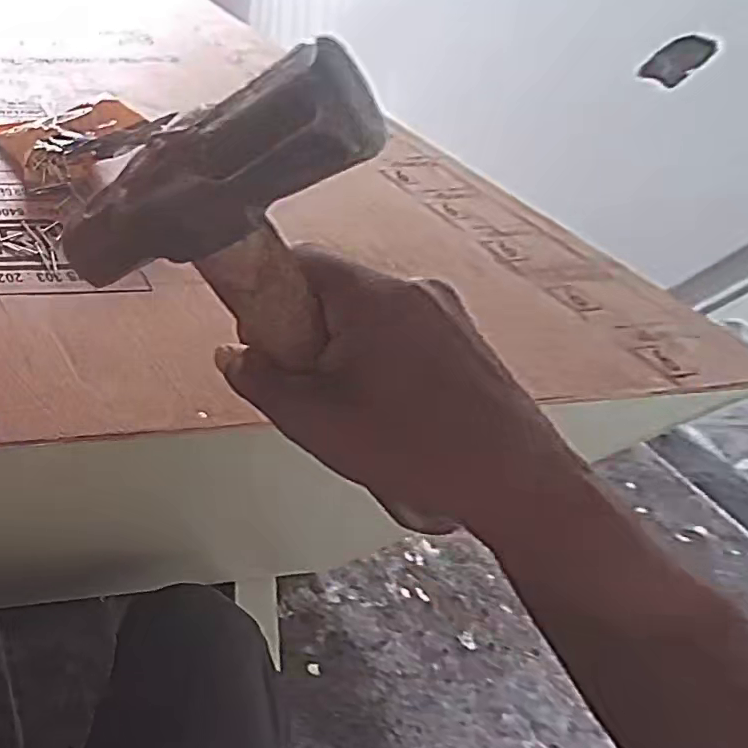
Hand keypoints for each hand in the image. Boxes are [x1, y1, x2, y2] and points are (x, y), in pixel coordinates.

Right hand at [215, 247, 587, 534]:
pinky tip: (367, 402)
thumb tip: (232, 355)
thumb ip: (253, 376)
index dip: (264, 289)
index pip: (299, 260)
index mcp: (375, 299)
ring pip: (354, 312)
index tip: (254, 331)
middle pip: (325, 288)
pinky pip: (387, 330)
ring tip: (334, 398)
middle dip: (295, 328)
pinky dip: (361, 356)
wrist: (514, 488)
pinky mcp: (457, 338)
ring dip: (328, 346)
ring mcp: (442, 313)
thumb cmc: (414, 448)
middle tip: (293, 376)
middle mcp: (414, 292)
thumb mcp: (304, 415)